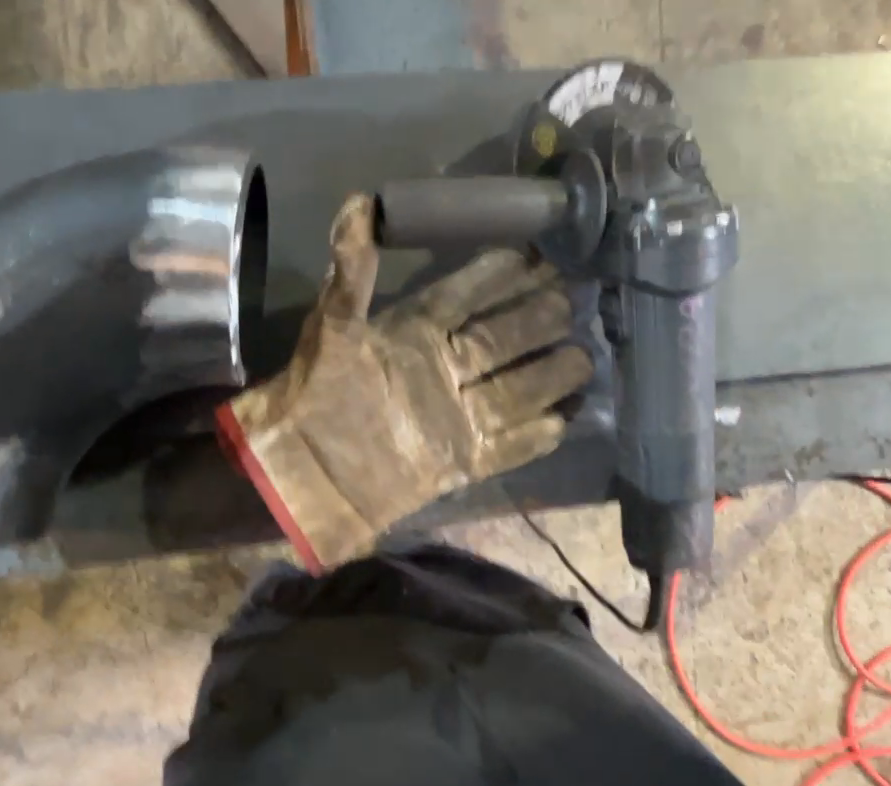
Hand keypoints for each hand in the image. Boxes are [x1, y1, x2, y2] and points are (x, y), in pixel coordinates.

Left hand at [217, 193, 594, 570]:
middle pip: (499, 340)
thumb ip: (353, 272)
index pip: (463, 296)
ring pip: (512, 391)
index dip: (497, 275)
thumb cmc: (313, 397)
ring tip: (585, 358)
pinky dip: (532, 438)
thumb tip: (360, 203)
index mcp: (411, 334)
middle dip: (537, 319)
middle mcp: (440, 370)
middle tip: (575, 300)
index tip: (535, 253)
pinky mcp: (457, 463)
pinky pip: (504, 448)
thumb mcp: (332, 329)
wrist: (304, 476)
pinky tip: (564, 422)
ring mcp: (453, 418)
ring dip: (548, 376)